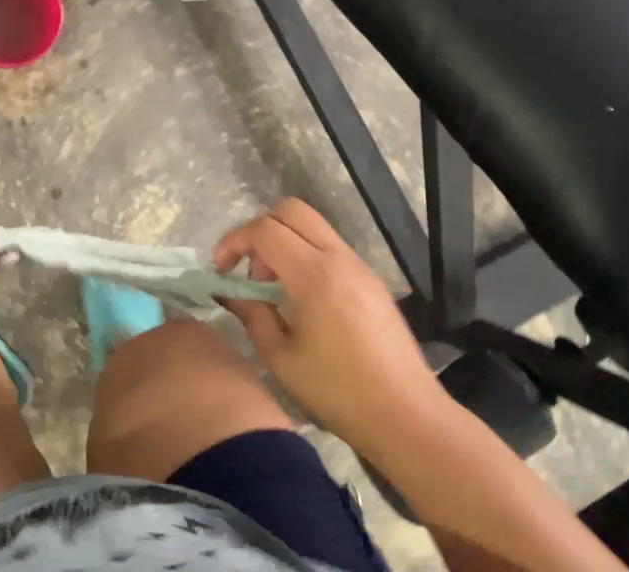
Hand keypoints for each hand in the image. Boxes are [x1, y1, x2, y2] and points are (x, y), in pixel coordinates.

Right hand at [214, 199, 449, 448]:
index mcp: (315, 274)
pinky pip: (330, 249)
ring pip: (313, 227)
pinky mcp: (372, 283)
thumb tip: (229, 294)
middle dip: (259, 230)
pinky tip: (300, 299)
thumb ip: (251, 315)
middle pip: (291, 211)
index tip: (219, 270)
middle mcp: (339, 259)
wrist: (408, 417)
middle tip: (248, 270)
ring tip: (272, 288)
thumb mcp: (280, 357)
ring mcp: (360, 268)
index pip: (264, 230)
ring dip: (283, 243)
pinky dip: (304, 256)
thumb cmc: (338, 391)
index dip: (233, 241)